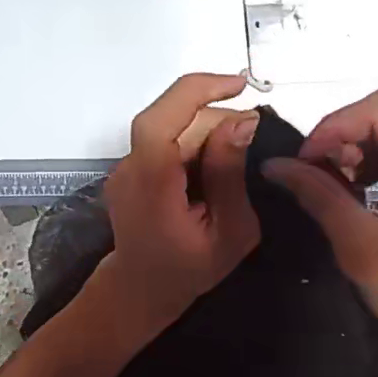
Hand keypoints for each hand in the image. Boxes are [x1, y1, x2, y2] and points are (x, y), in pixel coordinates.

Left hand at [96, 73, 260, 335]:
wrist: (140, 291)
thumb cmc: (189, 271)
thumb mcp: (230, 232)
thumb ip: (231, 175)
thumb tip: (242, 121)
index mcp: (152, 187)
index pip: (160, 122)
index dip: (197, 92)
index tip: (239, 85)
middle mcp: (129, 169)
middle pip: (172, 120)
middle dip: (216, 118)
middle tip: (252, 137)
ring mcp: (125, 167)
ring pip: (169, 125)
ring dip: (206, 130)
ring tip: (235, 157)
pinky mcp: (130, 168)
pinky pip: (164, 139)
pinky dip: (193, 140)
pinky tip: (212, 164)